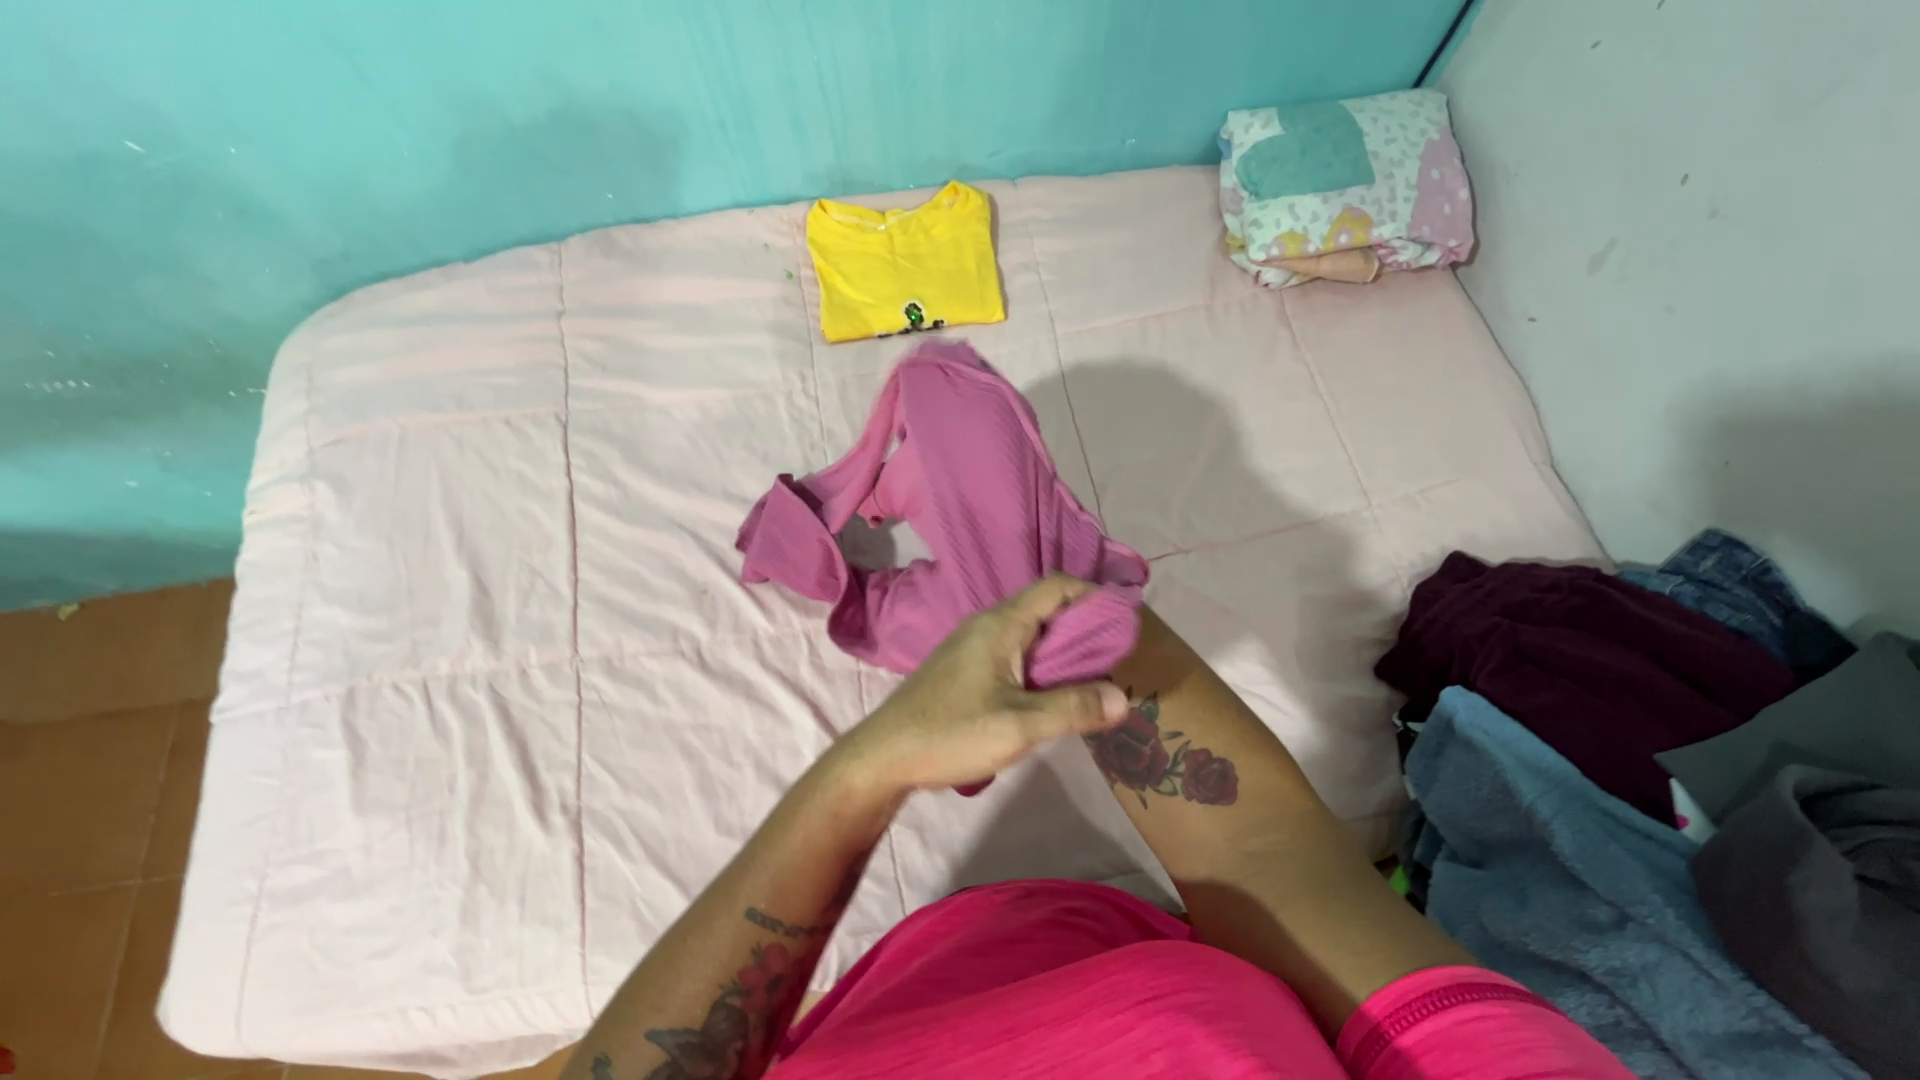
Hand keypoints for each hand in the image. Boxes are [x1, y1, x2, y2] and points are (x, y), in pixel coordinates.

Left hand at [832, 575, 1130, 791]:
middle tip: (1116, 661)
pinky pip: (1014, 656)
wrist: (883, 757)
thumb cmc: (951, 733)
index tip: (1123, 622)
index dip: (1094, 595)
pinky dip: (1040, 668)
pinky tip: (1050, 699)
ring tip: (1091, 683)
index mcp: (1001, 624)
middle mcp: (986, 625)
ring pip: (1030, 636)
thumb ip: (1073, 707)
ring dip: (1062, 653)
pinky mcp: (964, 671)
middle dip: (1084, 629)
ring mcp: (972, 647)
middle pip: (1045, 610)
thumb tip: (1123, 697)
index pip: (1056, 586)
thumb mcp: (1020, 726)